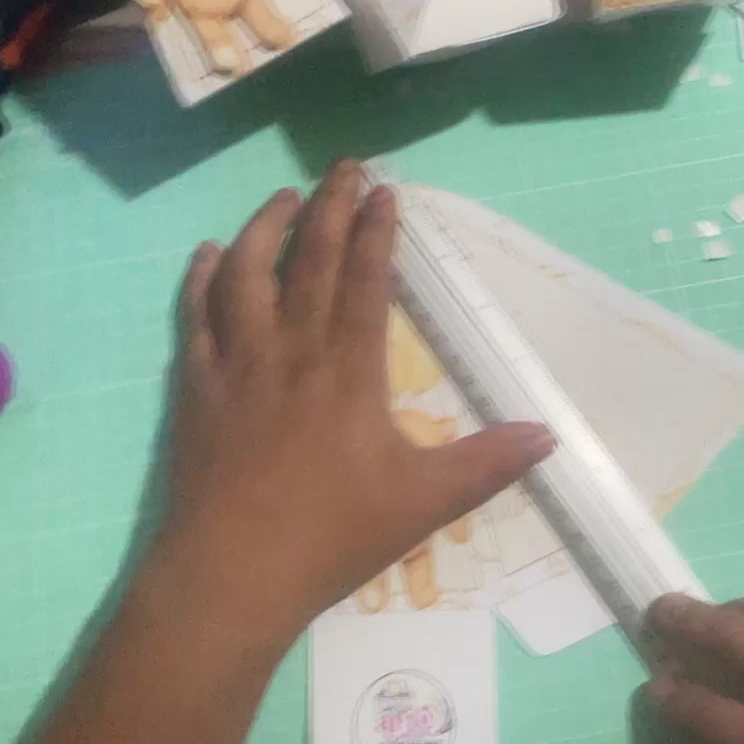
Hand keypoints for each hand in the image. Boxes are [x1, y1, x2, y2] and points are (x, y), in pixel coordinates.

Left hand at [159, 161, 554, 635]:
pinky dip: (201, 280)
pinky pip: (195, 318)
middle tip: (340, 166)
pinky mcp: (197, 388)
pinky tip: (208, 256)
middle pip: (307, 261)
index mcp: (348, 370)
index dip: (375, 231)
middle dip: (327, 207)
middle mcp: (291, 351)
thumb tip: (549, 437)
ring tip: (281, 196)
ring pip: (245, 275)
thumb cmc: (331, 535)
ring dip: (263, 228)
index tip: (383, 189)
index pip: (364, 280)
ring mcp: (237, 365)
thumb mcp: (424, 502)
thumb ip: (487, 463)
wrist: (231, 577)